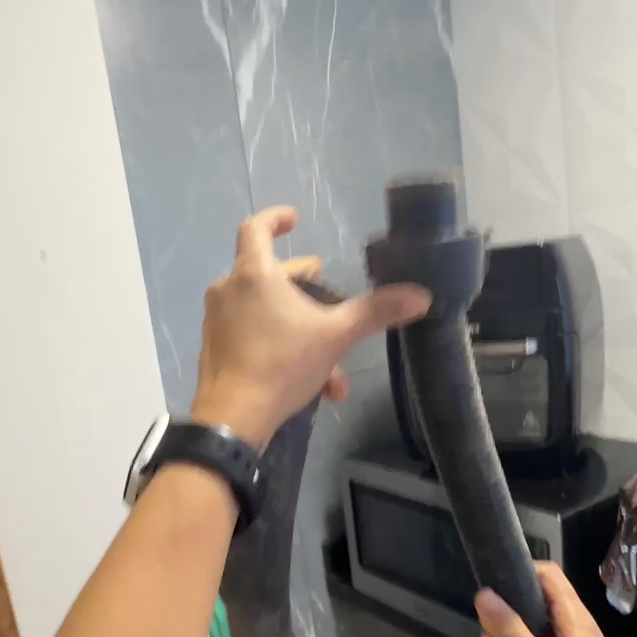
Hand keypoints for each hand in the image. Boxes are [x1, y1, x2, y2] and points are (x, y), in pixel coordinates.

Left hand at [190, 206, 430, 448]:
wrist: (233, 417)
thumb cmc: (282, 364)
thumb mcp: (335, 336)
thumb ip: (375, 313)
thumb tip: (421, 296)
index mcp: (254, 274)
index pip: (257, 228)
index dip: (276, 219)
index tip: (294, 219)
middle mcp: (228, 290)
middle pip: (267, 274)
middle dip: (301, 285)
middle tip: (324, 291)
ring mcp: (217, 320)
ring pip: (263, 313)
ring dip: (298, 329)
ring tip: (331, 361)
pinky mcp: (214, 349)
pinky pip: (252, 338)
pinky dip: (280, 349)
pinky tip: (311, 384)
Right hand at [476, 563, 636, 636]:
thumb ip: (511, 629)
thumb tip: (483, 594)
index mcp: (575, 616)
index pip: (548, 574)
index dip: (520, 570)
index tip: (492, 585)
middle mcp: (578, 626)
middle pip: (542, 596)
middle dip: (512, 602)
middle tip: (486, 624)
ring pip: (541, 622)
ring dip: (515, 627)